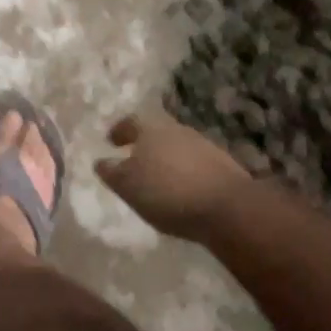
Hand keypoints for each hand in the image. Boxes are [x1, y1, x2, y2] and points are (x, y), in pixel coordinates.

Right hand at [96, 111, 254, 241]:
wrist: (230, 209)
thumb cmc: (168, 192)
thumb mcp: (127, 185)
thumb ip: (110, 172)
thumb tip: (100, 162)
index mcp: (152, 129)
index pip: (130, 122)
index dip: (119, 131)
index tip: (111, 142)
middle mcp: (178, 131)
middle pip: (157, 132)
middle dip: (145, 144)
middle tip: (135, 159)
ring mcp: (206, 147)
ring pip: (179, 148)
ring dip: (168, 160)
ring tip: (160, 179)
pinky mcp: (227, 168)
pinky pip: (198, 166)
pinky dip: (187, 174)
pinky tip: (185, 191)